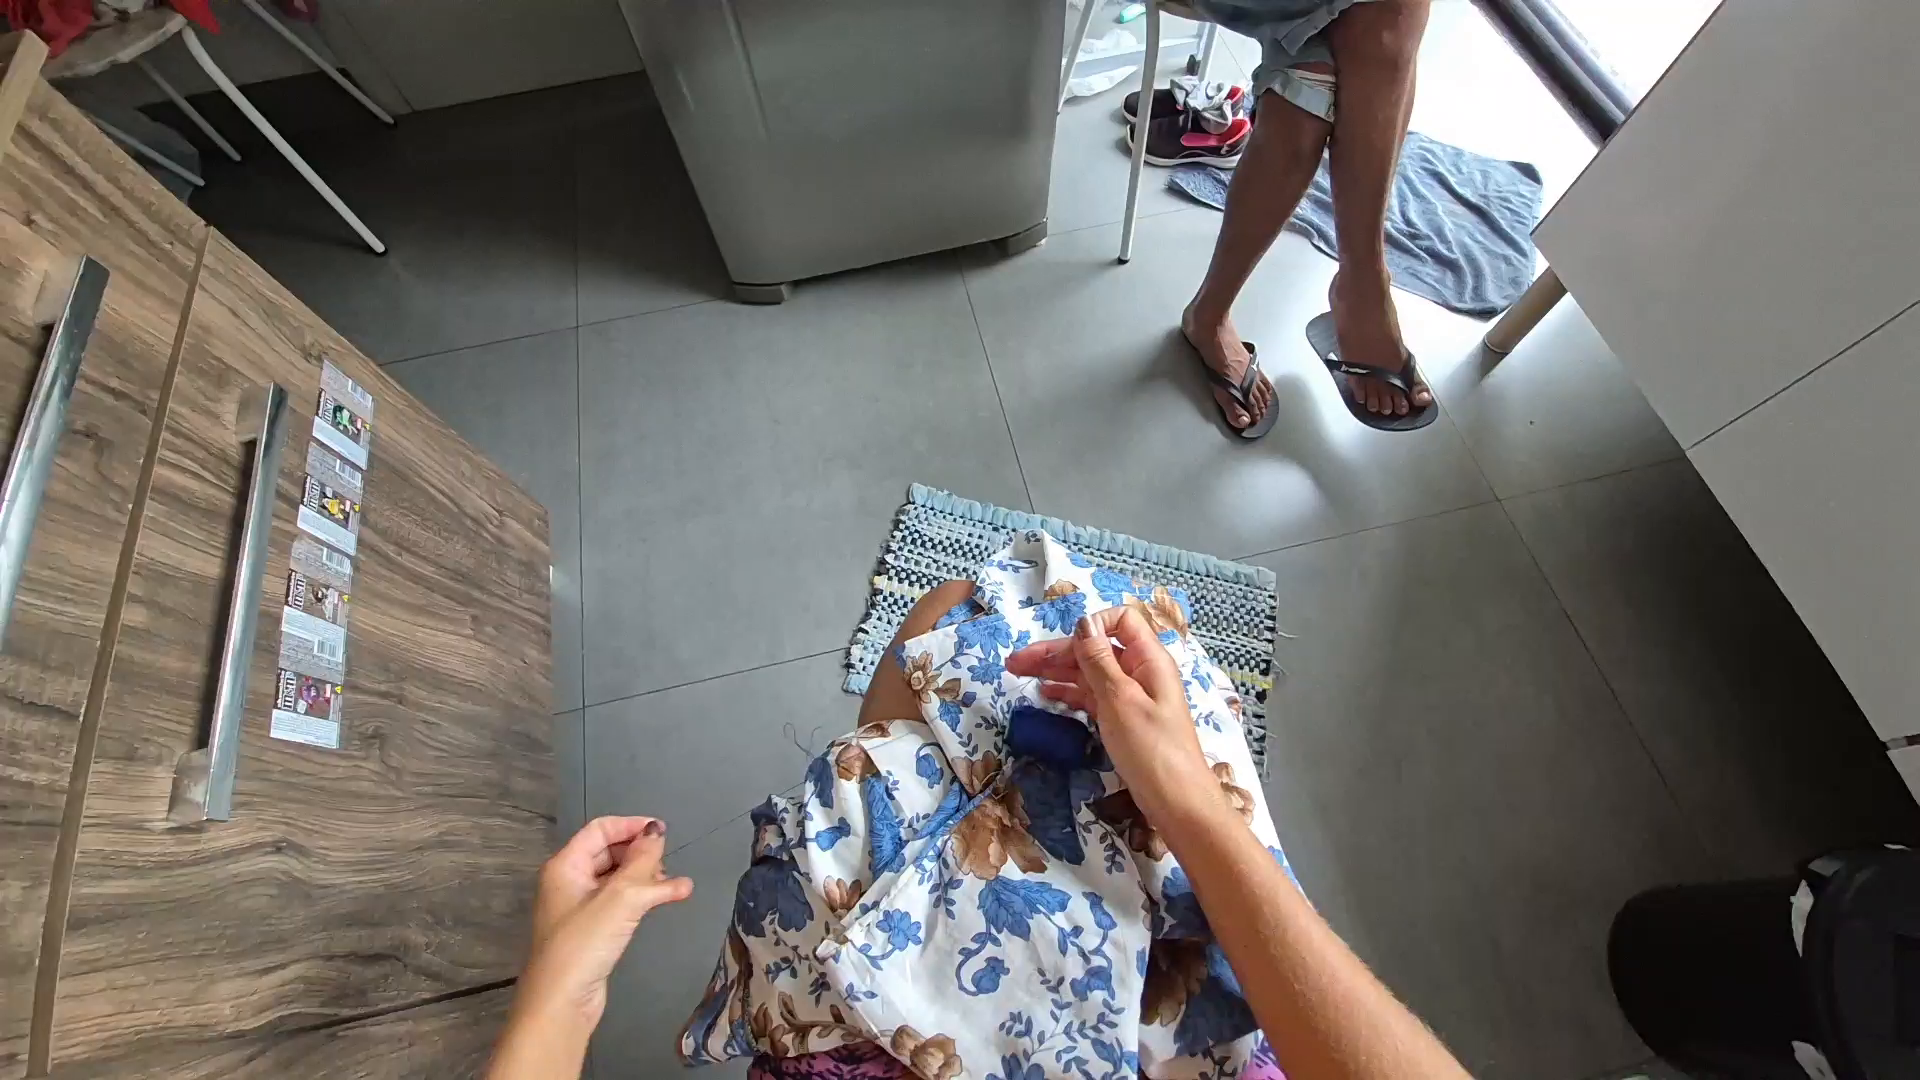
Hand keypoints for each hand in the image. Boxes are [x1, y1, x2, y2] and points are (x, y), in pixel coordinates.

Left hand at [515, 816, 693, 1028]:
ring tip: (675, 884)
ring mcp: (581, 907)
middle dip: (643, 854)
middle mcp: (571, 881)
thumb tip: (657, 832)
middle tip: (667, 863)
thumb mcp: (620, 896)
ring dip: (649, 876)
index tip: (663, 831)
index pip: (601, 829)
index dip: (632, 825)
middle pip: (612, 852)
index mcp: (566, 866)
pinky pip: (623, 901)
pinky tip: (675, 896)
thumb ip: (643, 860)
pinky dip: (647, 896)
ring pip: (620, 877)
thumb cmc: (584, 943)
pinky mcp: (594, 929)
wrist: (561, 1006)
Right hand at [1007, 606, 1224, 828]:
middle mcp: (1139, 671)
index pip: (1121, 620)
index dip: (1092, 625)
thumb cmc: (1152, 749)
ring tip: (1019, 675)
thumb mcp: (1120, 700)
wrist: (1177, 805)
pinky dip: (1068, 692)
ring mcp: (1130, 696)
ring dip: (1056, 671)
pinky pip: (1091, 696)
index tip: (1065, 644)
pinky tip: (1045, 694)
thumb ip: (1099, 660)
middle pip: (1095, 648)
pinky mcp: (1122, 719)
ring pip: (1088, 672)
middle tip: (1015, 663)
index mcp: (1148, 659)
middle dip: (1057, 651)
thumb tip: (1083, 622)